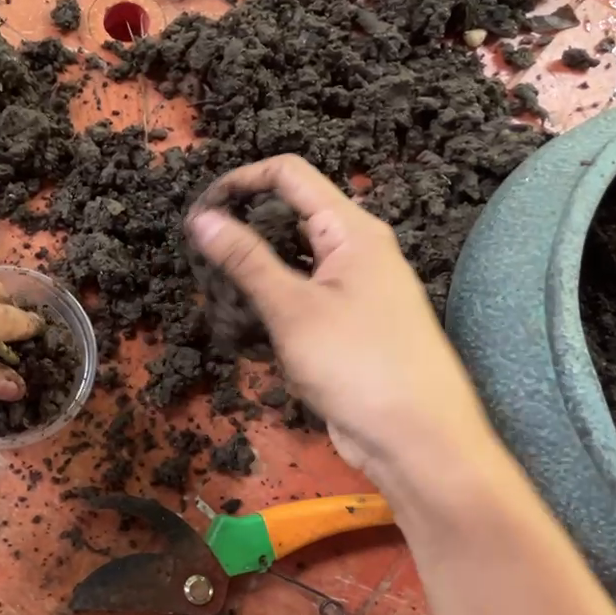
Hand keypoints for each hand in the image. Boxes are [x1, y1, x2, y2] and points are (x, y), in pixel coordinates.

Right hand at [184, 156, 499, 498]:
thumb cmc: (358, 364)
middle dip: (242, 230)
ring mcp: (352, 289)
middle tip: (199, 258)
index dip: (241, 180)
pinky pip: (298, 298)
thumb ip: (245, 259)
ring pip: (290, 262)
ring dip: (251, 274)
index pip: (290, 175)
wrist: (416, 439)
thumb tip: (202, 217)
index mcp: (352, 230)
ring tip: (214, 297)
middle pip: (288, 217)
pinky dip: (268, 305)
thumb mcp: (292, 308)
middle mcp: (355, 250)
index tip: (200, 209)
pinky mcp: (344, 324)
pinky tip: (242, 328)